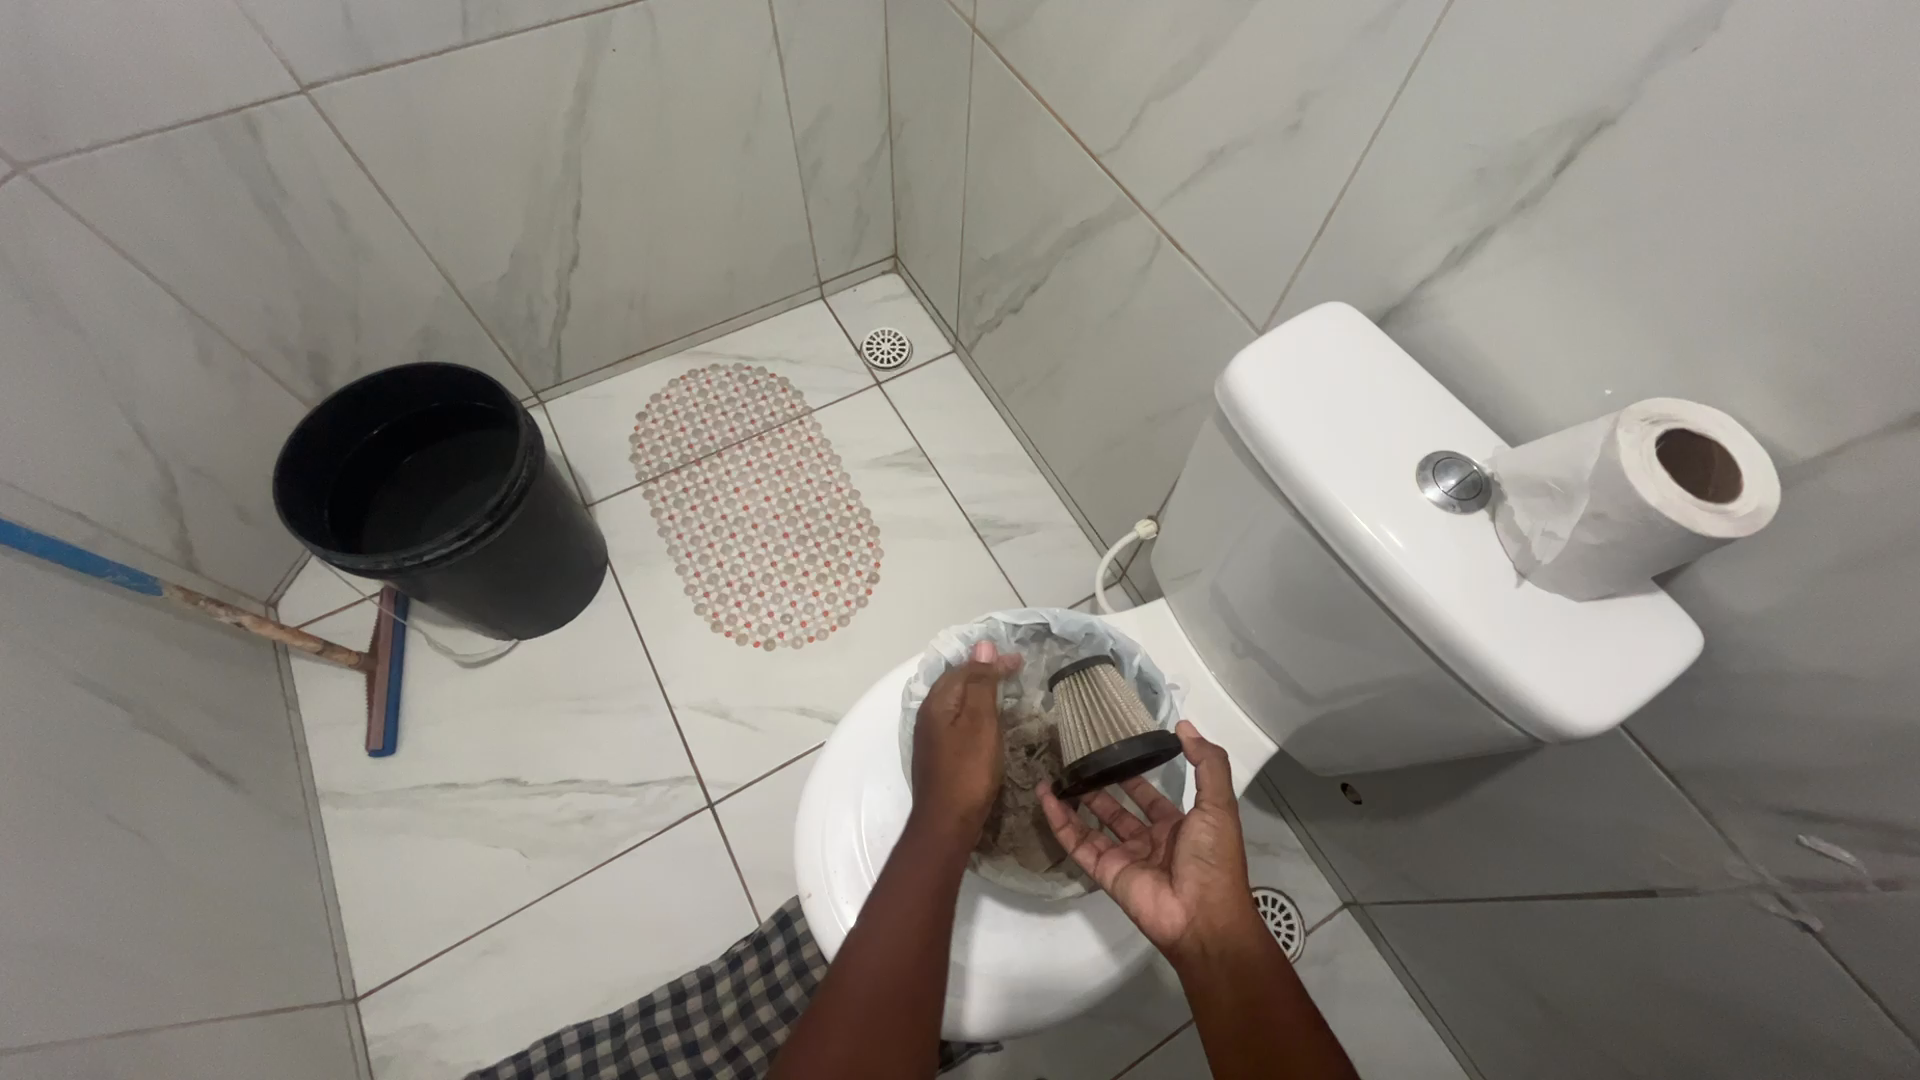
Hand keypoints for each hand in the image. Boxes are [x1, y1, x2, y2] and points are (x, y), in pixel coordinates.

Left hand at [911, 641, 1022, 842]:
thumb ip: (981, 684)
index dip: (991, 661)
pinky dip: (973, 710)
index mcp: (937, 702)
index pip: (965, 669)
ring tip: (1002, 689)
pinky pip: (955, 719)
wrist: (946, 823)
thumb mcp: (980, 722)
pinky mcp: (937, 753)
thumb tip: (982, 645)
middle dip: (983, 671)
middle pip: (956, 682)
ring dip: (978, 690)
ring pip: (955, 701)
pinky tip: (985, 720)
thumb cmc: (968, 771)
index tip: (1019, 661)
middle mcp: (928, 714)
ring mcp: (930, 736)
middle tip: (1012, 669)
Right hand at [1038, 721, 1256, 959]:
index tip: (1111, 753)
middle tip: (1075, 763)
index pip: (1149, 796)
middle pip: (1117, 810)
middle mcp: (1150, 841)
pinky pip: (1079, 844)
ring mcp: (1125, 857)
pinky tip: (1047, 799)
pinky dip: (1061, 823)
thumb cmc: (1213, 859)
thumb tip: (1183, 726)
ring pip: (1093, 824)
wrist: (1204, 918)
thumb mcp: (1219, 805)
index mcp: (1178, 826)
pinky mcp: (1105, 872)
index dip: (1133, 776)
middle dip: (1098, 787)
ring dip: (1073, 802)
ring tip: (1053, 777)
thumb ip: (1207, 764)